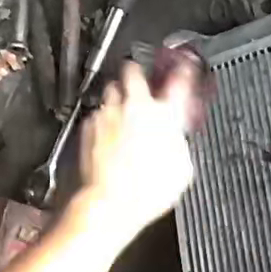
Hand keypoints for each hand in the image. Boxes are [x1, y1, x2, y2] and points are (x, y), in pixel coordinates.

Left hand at [68, 57, 199, 243]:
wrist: (110, 202)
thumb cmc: (147, 190)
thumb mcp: (181, 168)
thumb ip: (179, 141)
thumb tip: (177, 135)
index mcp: (164, 114)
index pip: (178, 79)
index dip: (181, 71)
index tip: (182, 69)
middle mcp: (134, 107)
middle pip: (132, 71)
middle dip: (137, 74)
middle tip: (141, 82)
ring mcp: (108, 115)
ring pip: (110, 89)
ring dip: (117, 94)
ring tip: (123, 106)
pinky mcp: (88, 127)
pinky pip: (96, 113)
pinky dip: (102, 118)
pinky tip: (107, 132)